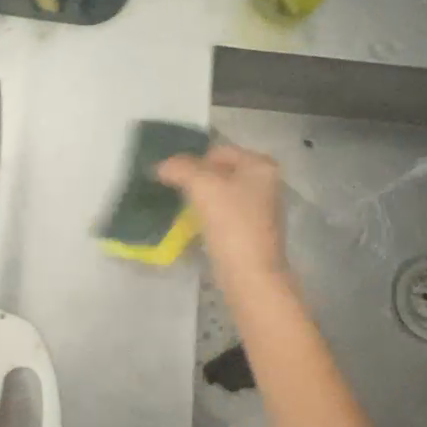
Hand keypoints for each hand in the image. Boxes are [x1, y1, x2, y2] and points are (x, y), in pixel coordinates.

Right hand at [158, 145, 287, 280]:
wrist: (251, 275)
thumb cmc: (231, 223)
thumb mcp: (202, 185)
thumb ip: (180, 168)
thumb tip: (161, 165)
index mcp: (261, 165)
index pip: (218, 151)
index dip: (193, 161)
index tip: (172, 179)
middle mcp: (266, 182)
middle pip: (220, 171)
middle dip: (196, 180)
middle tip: (175, 192)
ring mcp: (261, 208)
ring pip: (221, 193)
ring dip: (200, 199)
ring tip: (182, 210)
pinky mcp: (252, 230)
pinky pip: (224, 213)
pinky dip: (208, 215)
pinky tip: (195, 226)